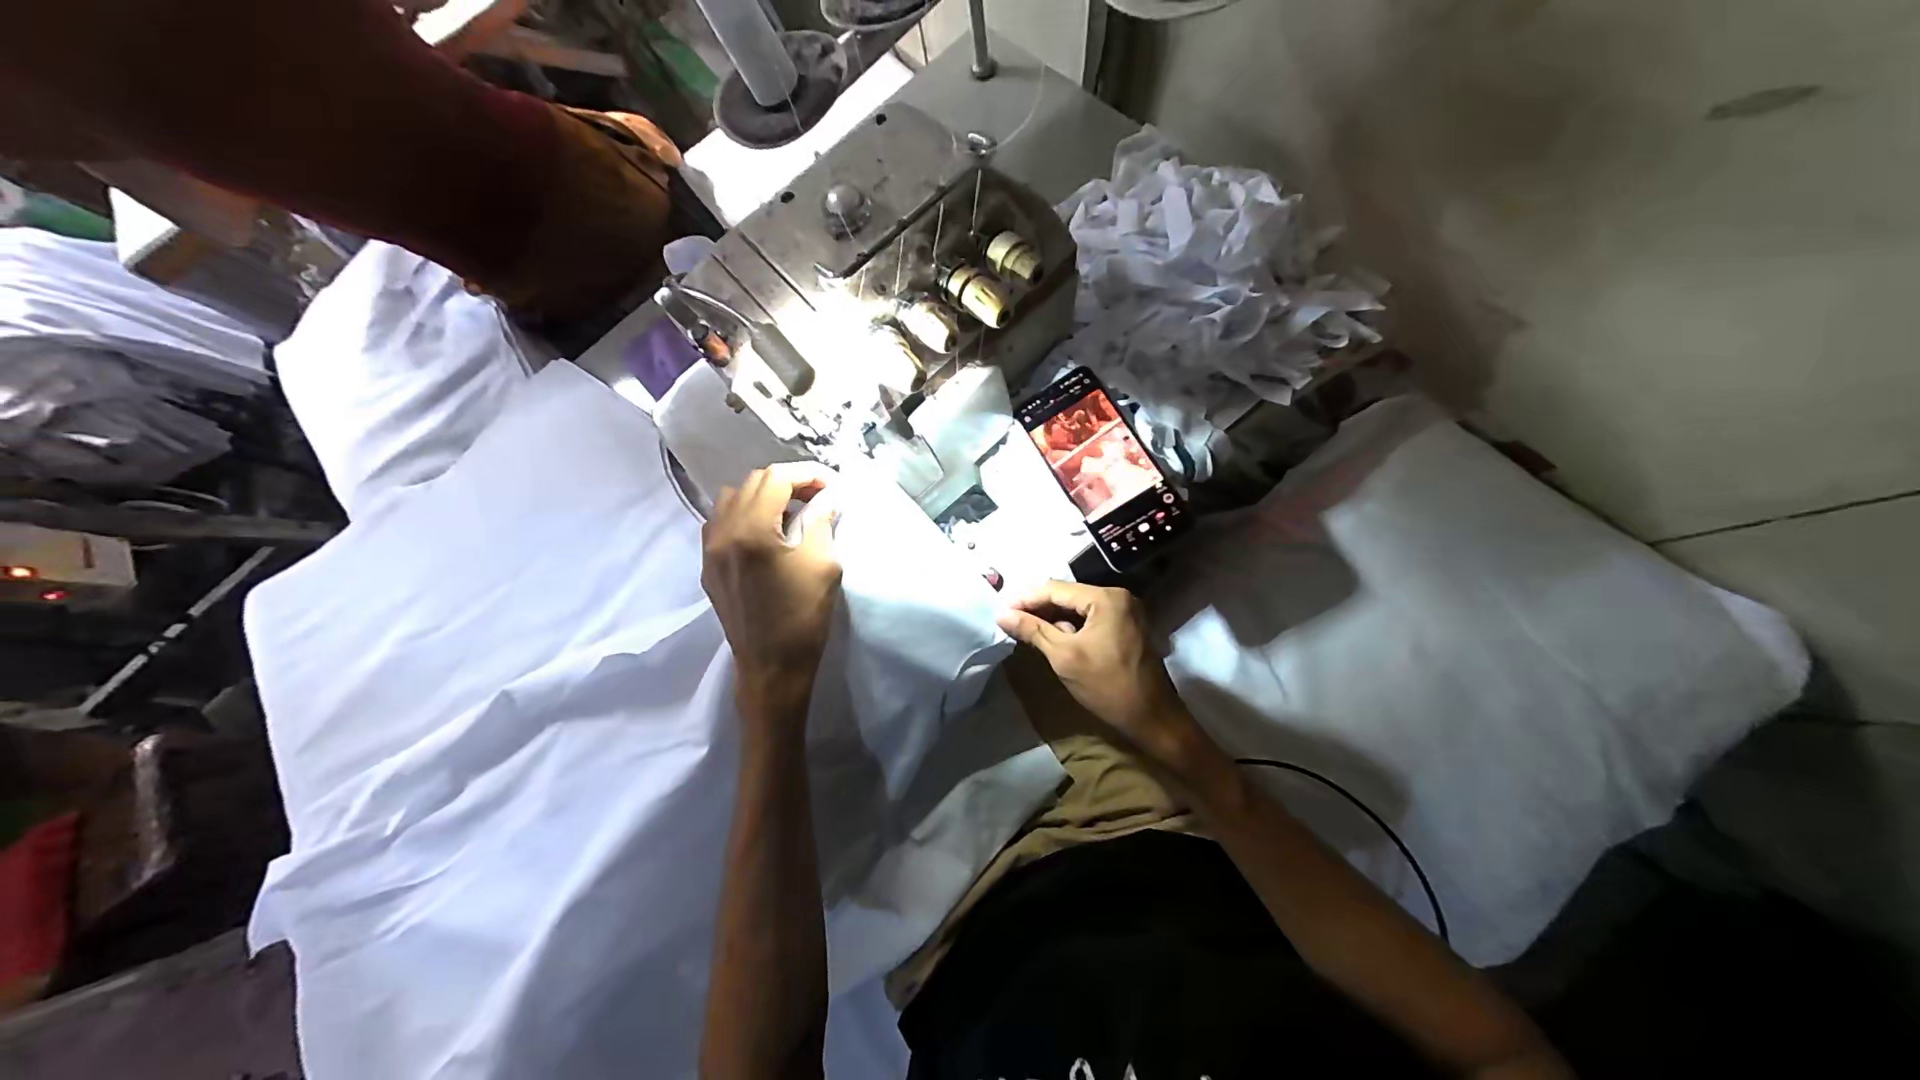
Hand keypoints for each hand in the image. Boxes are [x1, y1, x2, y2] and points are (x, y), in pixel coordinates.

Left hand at [702, 463, 841, 710]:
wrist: (771, 667)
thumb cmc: (803, 617)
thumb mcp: (823, 564)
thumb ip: (822, 521)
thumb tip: (827, 497)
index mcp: (752, 530)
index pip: (776, 479)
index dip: (807, 474)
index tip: (830, 484)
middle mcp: (723, 532)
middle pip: (753, 483)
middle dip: (787, 482)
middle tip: (817, 496)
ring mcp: (709, 550)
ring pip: (731, 499)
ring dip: (762, 496)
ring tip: (790, 513)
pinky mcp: (708, 567)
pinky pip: (720, 523)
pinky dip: (743, 515)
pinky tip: (765, 533)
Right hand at [996, 581, 1206, 769]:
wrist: (1152, 717)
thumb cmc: (1107, 686)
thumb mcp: (1064, 657)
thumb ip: (1033, 630)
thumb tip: (1002, 614)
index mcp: (1106, 598)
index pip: (1056, 589)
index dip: (1026, 599)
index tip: (1001, 610)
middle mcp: (1119, 597)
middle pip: (1068, 595)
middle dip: (1038, 607)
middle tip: (1010, 619)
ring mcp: (1126, 612)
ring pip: (1078, 608)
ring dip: (1053, 617)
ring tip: (1024, 628)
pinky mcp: (1127, 627)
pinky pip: (1091, 619)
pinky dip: (1070, 626)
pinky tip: (1051, 636)